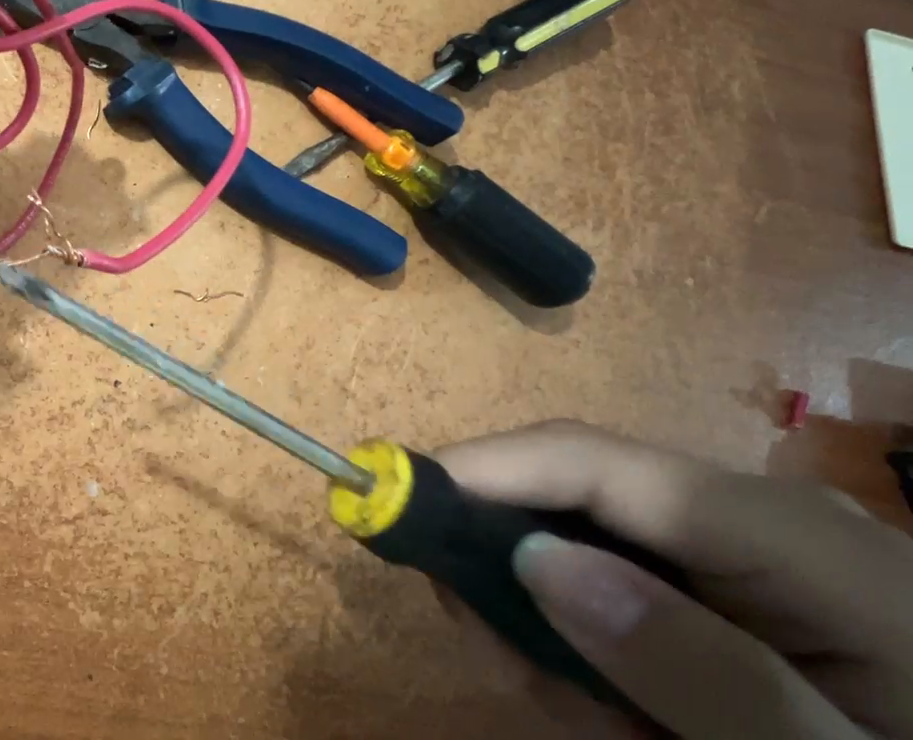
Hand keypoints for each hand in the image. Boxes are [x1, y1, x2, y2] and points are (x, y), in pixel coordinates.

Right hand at [435, 421, 912, 738]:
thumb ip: (703, 671)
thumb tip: (537, 559)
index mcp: (791, 534)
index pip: (595, 462)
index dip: (480, 467)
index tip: (385, 502)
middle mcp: (752, 512)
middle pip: (570, 493)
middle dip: (510, 568)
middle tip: (501, 661)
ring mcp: (738, 541)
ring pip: (576, 537)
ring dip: (548, 622)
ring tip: (594, 718)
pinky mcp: (725, 572)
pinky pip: (611, 574)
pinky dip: (587, 638)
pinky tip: (626, 709)